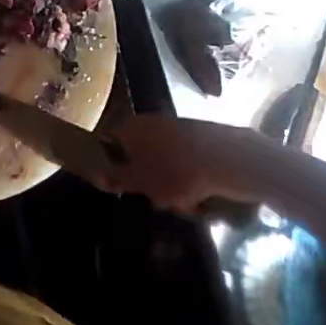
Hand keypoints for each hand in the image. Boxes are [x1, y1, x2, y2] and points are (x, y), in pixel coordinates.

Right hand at [99, 115, 268, 212]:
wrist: (230, 160)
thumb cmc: (176, 172)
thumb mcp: (140, 182)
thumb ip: (115, 178)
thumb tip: (95, 174)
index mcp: (131, 127)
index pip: (108, 143)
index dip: (109, 166)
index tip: (118, 186)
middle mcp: (151, 122)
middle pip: (137, 156)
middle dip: (146, 181)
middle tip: (157, 198)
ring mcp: (177, 128)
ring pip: (163, 163)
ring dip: (170, 185)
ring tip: (185, 202)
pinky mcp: (199, 138)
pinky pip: (184, 163)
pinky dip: (189, 180)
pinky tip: (201, 196)